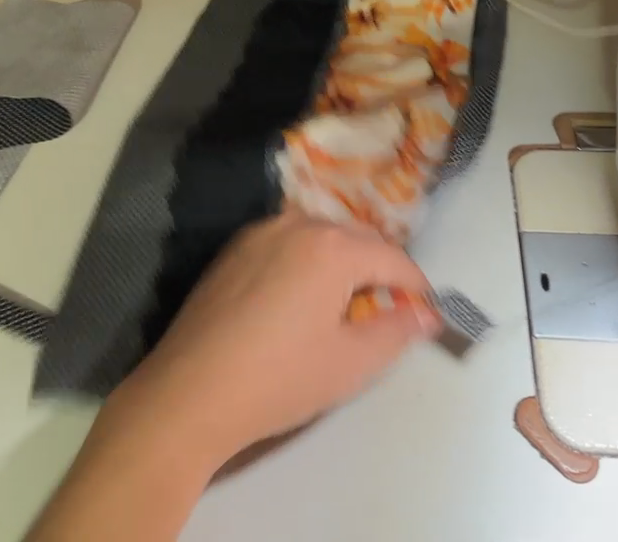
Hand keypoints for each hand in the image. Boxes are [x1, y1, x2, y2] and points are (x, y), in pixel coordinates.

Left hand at [104, 209, 441, 471]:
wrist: (189, 393)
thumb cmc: (279, 379)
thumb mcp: (351, 363)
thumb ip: (397, 330)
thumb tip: (428, 314)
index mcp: (332, 247)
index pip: (391, 257)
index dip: (415, 284)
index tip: (426, 310)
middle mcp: (297, 224)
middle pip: (355, 239)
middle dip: (377, 270)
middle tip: (386, 310)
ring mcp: (259, 232)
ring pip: (318, 237)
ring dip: (340, 262)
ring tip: (342, 305)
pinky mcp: (232, 249)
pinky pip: (284, 243)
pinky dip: (304, 261)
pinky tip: (296, 299)